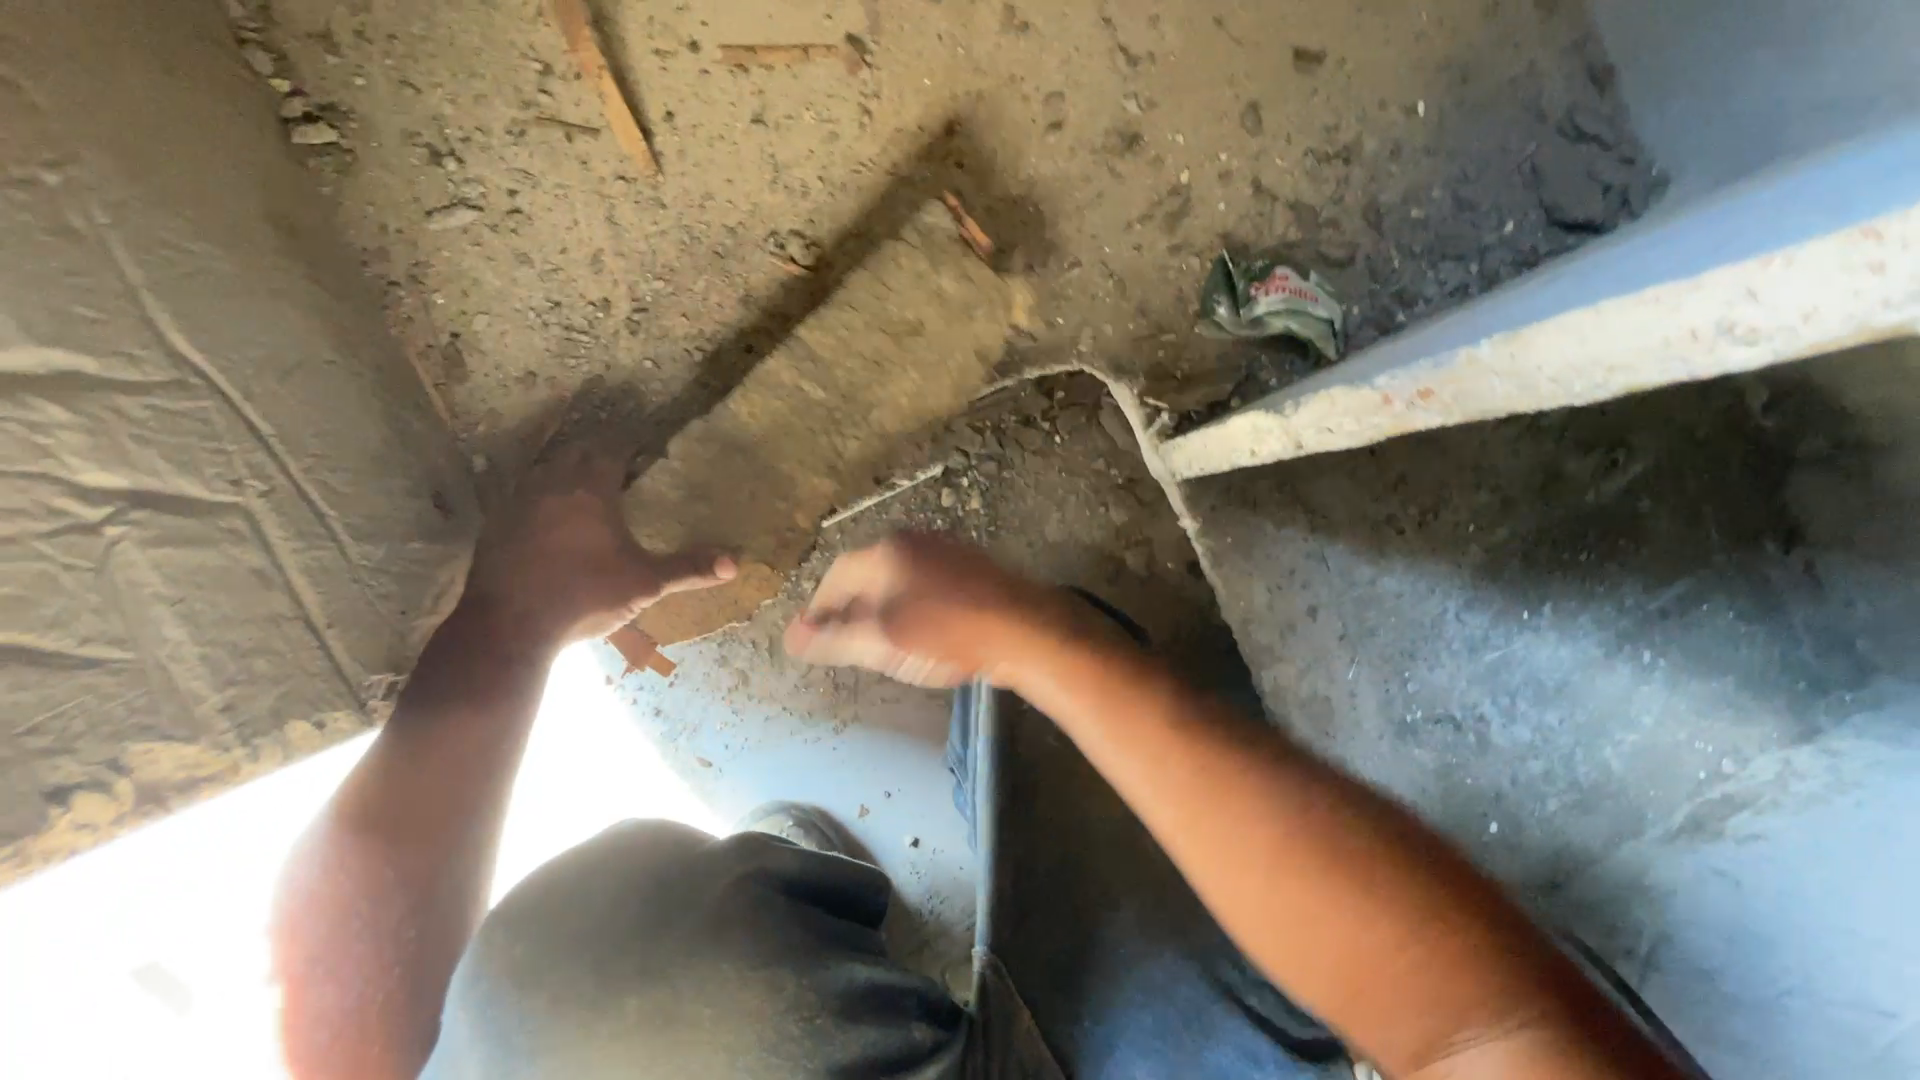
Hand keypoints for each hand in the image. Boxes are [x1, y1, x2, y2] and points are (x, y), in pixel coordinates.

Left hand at [464, 443, 734, 645]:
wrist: (510, 626)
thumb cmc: (584, 597)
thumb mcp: (645, 584)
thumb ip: (688, 569)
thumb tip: (736, 563)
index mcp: (591, 491)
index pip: (611, 451)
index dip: (628, 448)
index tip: (642, 450)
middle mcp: (552, 486)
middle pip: (575, 455)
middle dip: (596, 456)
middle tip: (617, 469)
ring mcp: (518, 504)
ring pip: (545, 473)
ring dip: (565, 475)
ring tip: (584, 491)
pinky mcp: (495, 527)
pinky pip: (522, 499)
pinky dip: (540, 501)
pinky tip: (548, 523)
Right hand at [783, 532, 1102, 686]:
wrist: (1024, 630)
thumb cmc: (946, 634)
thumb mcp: (881, 641)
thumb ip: (834, 639)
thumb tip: (792, 637)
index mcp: (887, 551)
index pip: (837, 575)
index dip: (819, 607)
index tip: (812, 633)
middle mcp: (915, 541)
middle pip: (868, 574)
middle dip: (850, 607)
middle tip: (841, 640)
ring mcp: (947, 551)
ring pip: (899, 579)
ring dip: (881, 607)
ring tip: (877, 640)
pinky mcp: (972, 569)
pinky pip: (926, 585)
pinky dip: (911, 606)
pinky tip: (920, 632)